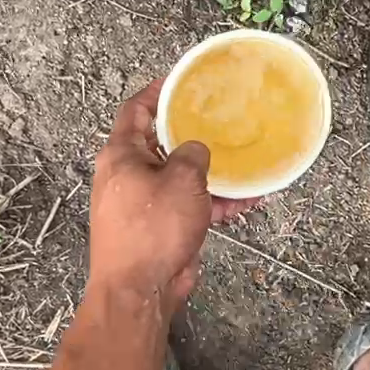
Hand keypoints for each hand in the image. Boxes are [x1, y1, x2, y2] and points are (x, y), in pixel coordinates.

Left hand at [88, 79, 262, 309]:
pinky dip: (215, 203)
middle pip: (162, 143)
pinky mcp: (161, 227)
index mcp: (122, 156)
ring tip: (245, 164)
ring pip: (182, 177)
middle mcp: (129, 175)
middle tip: (220, 119)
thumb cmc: (152, 230)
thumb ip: (193, 155)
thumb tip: (195, 149)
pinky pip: (191, 205)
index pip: (136, 110)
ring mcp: (145, 203)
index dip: (157, 91)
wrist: (141, 289)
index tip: (181, 80)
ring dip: (213, 174)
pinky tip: (247, 201)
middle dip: (193, 134)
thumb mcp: (182, 180)